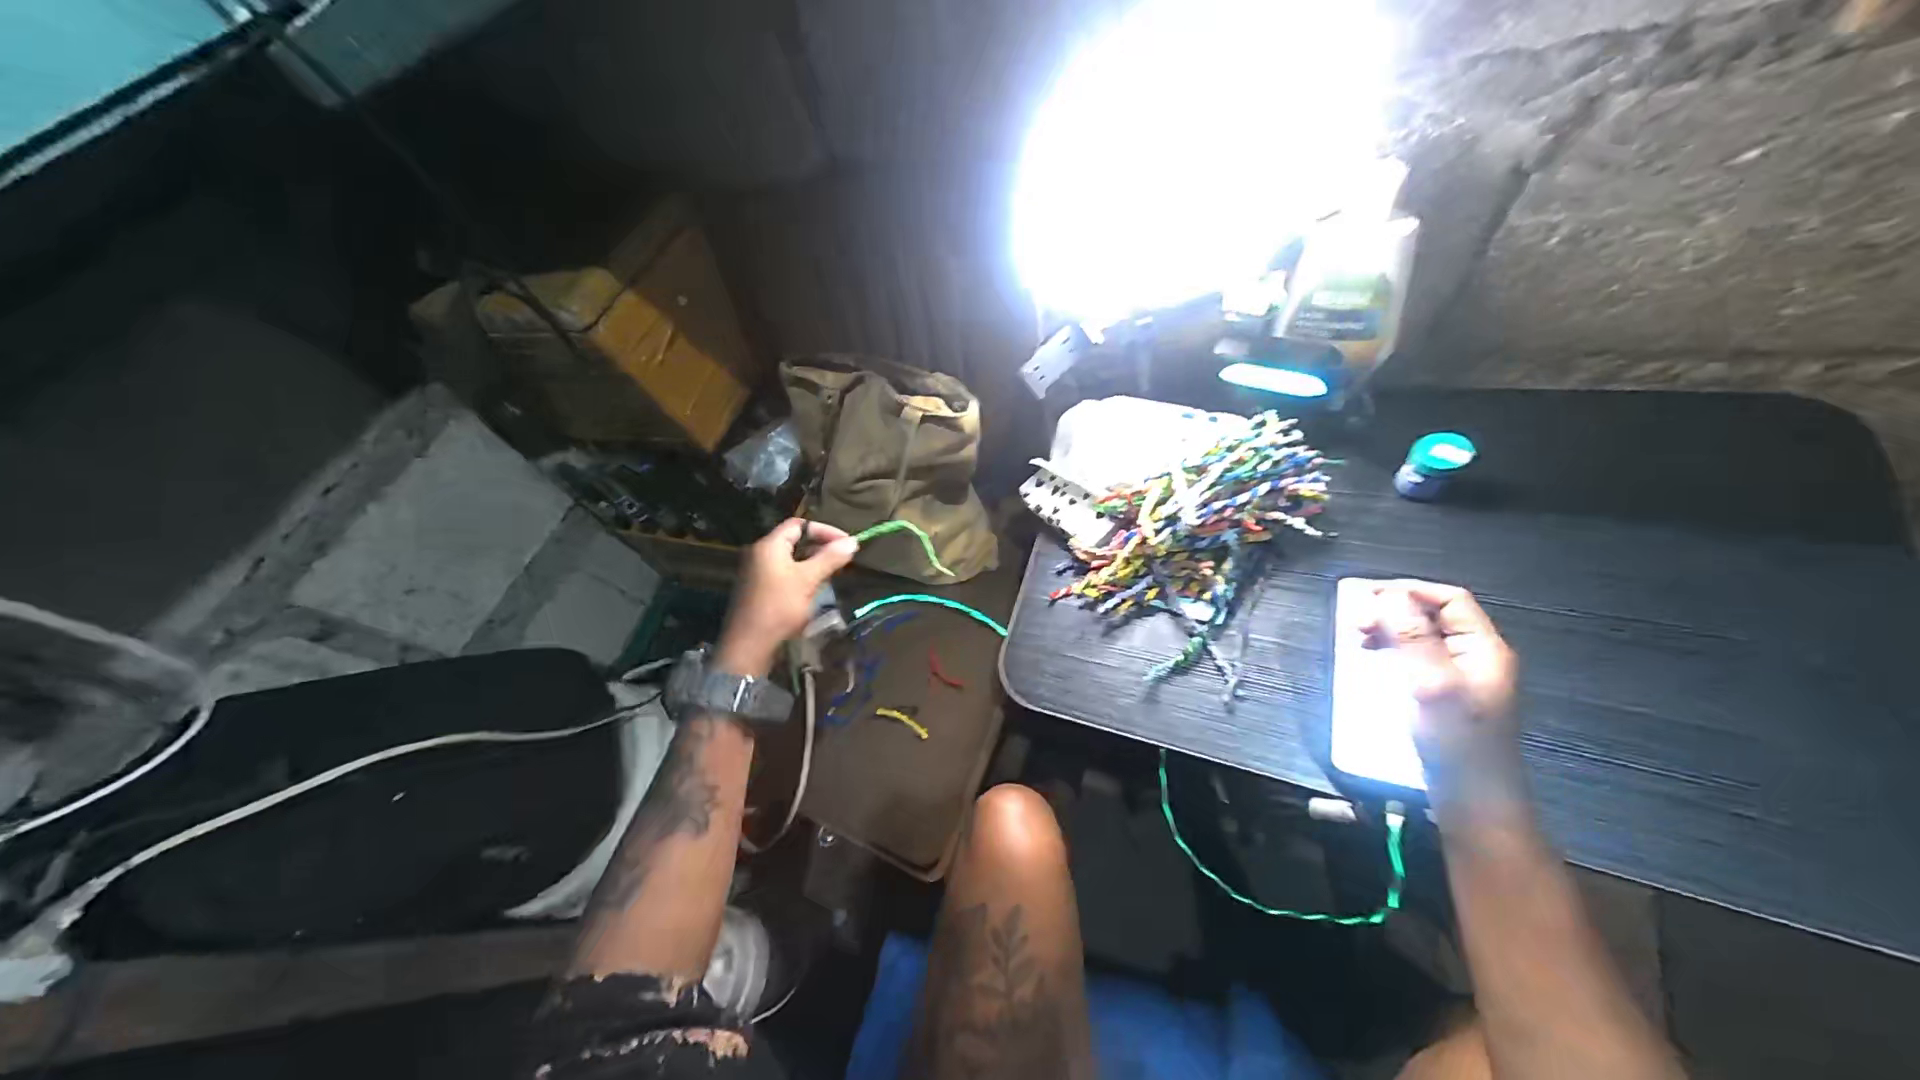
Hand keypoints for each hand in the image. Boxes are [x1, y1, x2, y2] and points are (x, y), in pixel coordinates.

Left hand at [714, 519, 858, 677]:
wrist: (749, 644)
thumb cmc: (779, 606)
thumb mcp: (808, 580)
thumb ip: (829, 558)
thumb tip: (852, 541)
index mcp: (769, 545)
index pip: (799, 525)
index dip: (824, 530)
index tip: (846, 542)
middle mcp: (760, 553)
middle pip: (794, 540)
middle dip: (821, 546)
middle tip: (842, 557)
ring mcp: (757, 572)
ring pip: (791, 558)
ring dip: (813, 562)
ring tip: (833, 572)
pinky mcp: (759, 589)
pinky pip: (784, 573)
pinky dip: (802, 575)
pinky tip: (815, 588)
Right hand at [1362, 580, 1525, 813]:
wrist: (1472, 799)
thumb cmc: (1457, 742)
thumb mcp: (1432, 685)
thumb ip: (1412, 638)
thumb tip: (1390, 597)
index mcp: (1483, 648)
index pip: (1449, 599)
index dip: (1409, 590)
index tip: (1367, 596)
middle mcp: (1473, 656)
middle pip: (1431, 616)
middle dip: (1392, 611)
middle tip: (1356, 621)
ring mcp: (1457, 676)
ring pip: (1418, 637)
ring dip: (1386, 631)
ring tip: (1357, 638)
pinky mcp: (1440, 694)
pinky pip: (1412, 659)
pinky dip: (1389, 652)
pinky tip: (1369, 661)